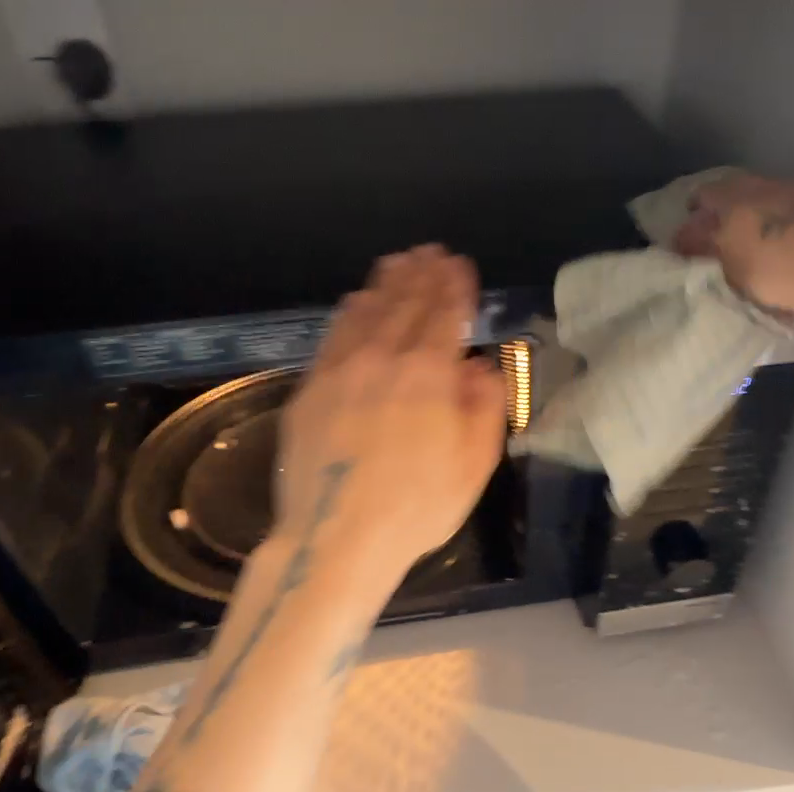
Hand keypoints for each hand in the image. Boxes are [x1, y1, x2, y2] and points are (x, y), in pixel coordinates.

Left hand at [273, 245, 508, 587]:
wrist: (338, 537)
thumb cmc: (418, 508)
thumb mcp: (474, 464)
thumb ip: (484, 407)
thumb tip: (480, 367)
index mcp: (428, 373)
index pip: (445, 314)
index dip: (455, 286)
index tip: (461, 266)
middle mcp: (382, 358)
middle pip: (405, 304)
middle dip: (422, 274)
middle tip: (431, 252)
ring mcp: (339, 370)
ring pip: (366, 312)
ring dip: (386, 284)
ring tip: (398, 263)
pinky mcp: (309, 390)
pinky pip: (332, 336)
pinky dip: (349, 312)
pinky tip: (356, 302)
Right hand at [674, 174, 793, 338]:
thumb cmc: (772, 261)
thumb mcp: (725, 257)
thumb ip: (700, 245)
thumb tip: (680, 237)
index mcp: (741, 192)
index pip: (709, 191)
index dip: (695, 206)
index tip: (688, 220)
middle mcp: (775, 187)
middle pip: (744, 195)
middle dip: (730, 214)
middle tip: (718, 239)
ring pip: (774, 209)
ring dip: (761, 226)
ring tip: (753, 252)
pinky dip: (787, 240)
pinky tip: (785, 262)